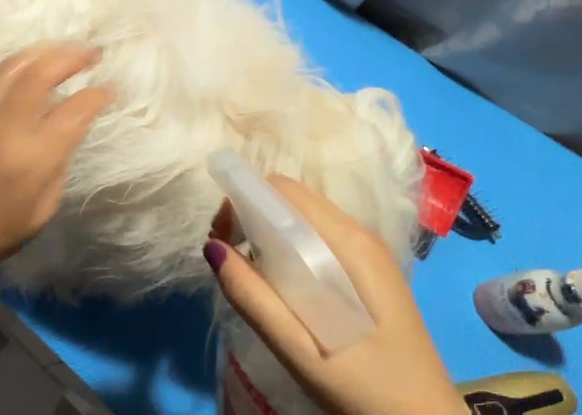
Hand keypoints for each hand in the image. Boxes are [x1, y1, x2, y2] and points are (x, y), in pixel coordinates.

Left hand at [0, 44, 113, 292]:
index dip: (95, 96)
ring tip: (65, 51)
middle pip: (40, 73)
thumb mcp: (44, 207)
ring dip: (42, 52)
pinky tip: (29, 64)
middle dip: (70, 57)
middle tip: (92, 53)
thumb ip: (60, 161)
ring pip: (12, 66)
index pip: (72, 112)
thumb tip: (69, 124)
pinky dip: (14, 65)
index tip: (109, 88)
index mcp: (31, 158)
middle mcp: (3, 127)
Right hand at [206, 176, 466, 414]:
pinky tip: (283, 290)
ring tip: (251, 278)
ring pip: (302, 220)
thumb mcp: (302, 352)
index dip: (241, 203)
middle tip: (230, 262)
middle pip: (291, 200)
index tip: (220, 241)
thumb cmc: (369, 392)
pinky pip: (317, 242)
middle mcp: (361, 236)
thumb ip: (255, 299)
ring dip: (266, 235)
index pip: (282, 190)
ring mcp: (368, 255)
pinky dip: (287, 251)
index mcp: (350, 244)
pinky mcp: (369, 275)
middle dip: (249, 217)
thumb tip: (211, 247)